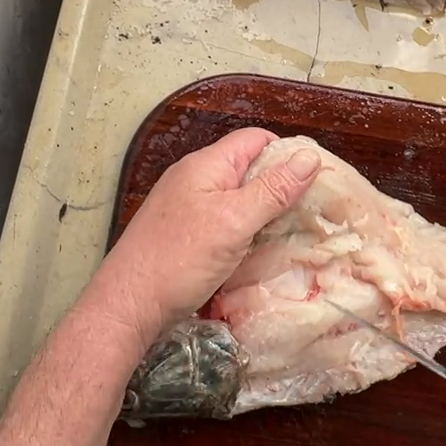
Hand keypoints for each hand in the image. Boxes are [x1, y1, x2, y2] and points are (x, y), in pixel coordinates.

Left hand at [86, 127, 319, 348]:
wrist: (129, 305)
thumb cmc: (180, 259)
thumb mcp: (234, 221)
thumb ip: (273, 190)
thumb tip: (310, 157)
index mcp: (206, 165)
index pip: (255, 140)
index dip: (286, 152)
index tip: (317, 177)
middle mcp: (196, 179)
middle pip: (247, 168)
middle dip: (279, 184)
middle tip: (312, 208)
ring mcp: (188, 206)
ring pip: (237, 197)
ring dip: (264, 210)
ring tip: (294, 230)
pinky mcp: (185, 233)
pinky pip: (224, 220)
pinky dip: (245, 229)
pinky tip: (261, 248)